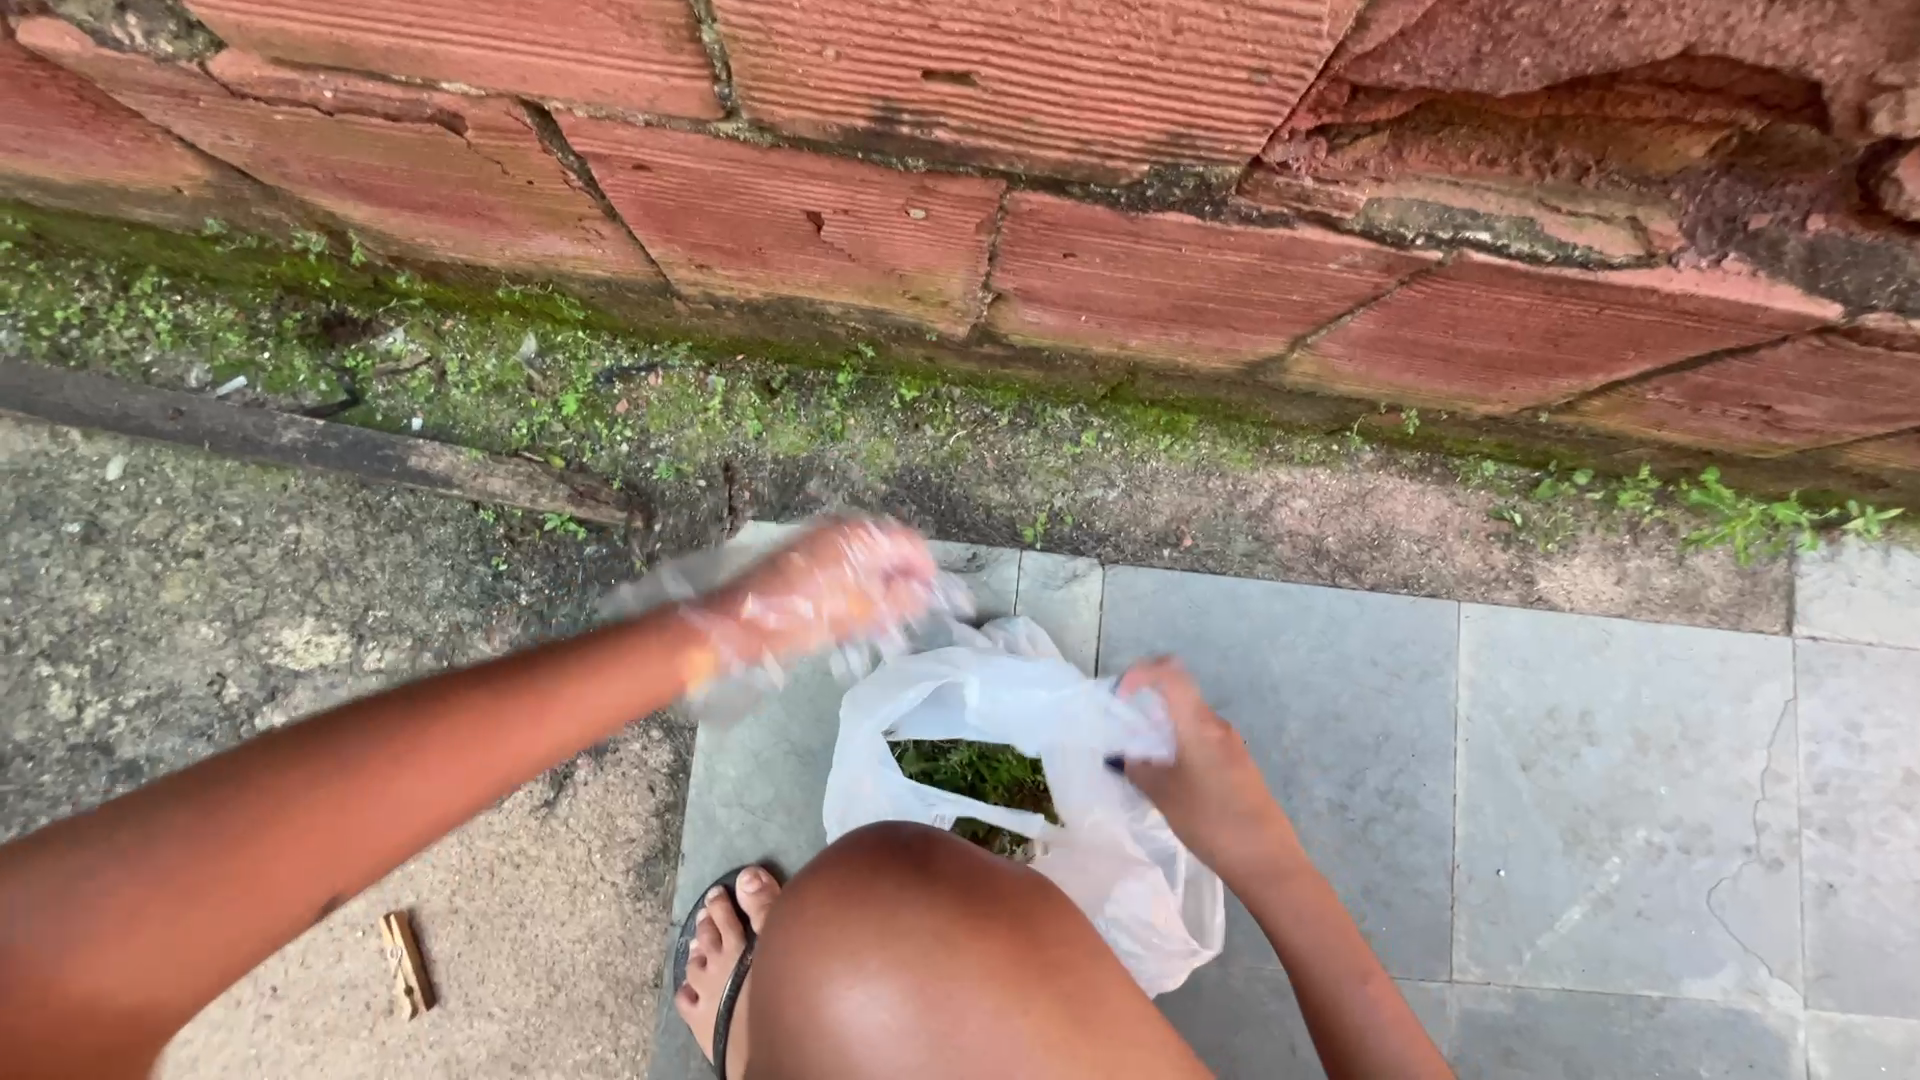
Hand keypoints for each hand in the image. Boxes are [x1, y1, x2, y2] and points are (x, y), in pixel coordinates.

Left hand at [688, 517, 941, 674]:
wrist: (737, 621)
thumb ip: (901, 600)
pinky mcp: (804, 551)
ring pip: (867, 555)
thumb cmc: (800, 618)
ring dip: (879, 582)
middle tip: (906, 611)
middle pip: (890, 547)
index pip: (911, 544)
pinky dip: (856, 580)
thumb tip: (926, 592)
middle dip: (902, 577)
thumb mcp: (859, 615)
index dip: (925, 571)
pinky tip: (852, 609)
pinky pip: (844, 560)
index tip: (929, 598)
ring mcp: (820, 536)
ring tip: (880, 616)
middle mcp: (842, 527)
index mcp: (860, 536)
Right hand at [1119, 657, 1303, 884]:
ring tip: (1143, 761)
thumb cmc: (1211, 820)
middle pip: (1178, 695)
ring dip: (1163, 730)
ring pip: (1189, 721)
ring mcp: (1231, 745)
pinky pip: (1201, 741)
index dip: (1140, 674)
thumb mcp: (1163, 794)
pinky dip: (1179, 747)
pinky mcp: (1238, 765)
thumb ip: (1138, 768)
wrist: (1267, 861)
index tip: (1120, 698)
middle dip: (1147, 706)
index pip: (1170, 673)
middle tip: (1123, 732)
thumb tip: (1123, 756)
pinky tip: (1169, 778)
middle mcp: (1217, 725)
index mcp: (1198, 723)